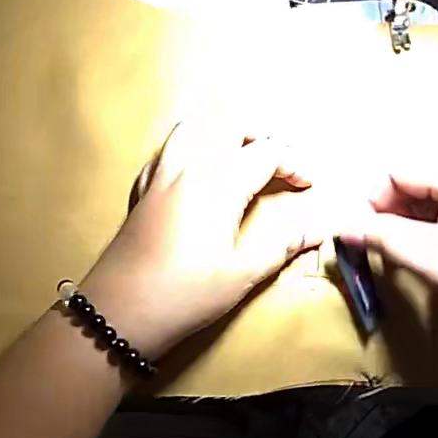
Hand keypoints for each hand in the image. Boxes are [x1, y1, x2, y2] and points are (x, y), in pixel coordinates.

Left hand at [77, 123, 332, 358]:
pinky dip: (191, 146)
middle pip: (228, 125)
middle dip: (261, 135)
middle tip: (279, 161)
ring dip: (223, 132)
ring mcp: (159, 175)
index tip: (308, 184)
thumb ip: (281, 246)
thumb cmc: (185, 295)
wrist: (118, 313)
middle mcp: (188, 167)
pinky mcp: (141, 189)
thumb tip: (318, 230)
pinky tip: (198, 171)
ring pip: (193, 127)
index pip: (265, 154)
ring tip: (242, 155)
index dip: (294, 164)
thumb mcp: (242, 275)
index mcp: (218, 184)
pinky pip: (168, 149)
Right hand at [340, 170, 437, 359]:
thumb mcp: (436, 260)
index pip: (395, 172)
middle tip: (382, 259)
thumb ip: (384, 238)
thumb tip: (341, 222)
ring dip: (417, 234)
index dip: (369, 203)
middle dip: (391, 219)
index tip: (358, 240)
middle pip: (419, 188)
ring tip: (416, 269)